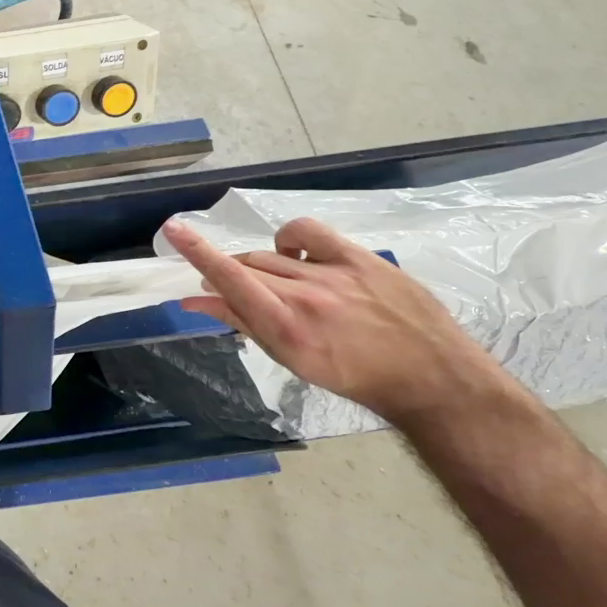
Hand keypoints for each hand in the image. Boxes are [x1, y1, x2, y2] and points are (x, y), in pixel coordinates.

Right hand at [163, 217, 507, 424]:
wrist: (434, 379)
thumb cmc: (353, 377)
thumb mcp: (292, 358)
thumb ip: (241, 322)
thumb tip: (194, 298)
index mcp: (286, 326)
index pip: (230, 278)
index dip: (197, 251)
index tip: (172, 228)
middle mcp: (305, 295)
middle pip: (246, 265)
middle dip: (234, 275)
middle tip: (244, 294)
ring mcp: (335, 273)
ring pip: (272, 254)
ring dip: (263, 266)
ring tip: (282, 286)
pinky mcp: (361, 258)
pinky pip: (307, 232)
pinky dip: (291, 239)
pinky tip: (299, 256)